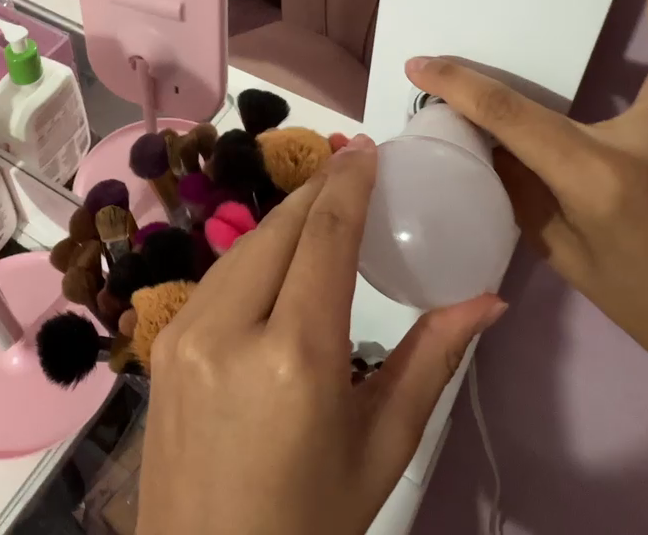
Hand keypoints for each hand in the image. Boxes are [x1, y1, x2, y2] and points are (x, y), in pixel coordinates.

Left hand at [137, 141, 506, 534]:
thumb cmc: (311, 519)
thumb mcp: (382, 447)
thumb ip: (431, 361)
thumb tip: (486, 300)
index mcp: (294, 356)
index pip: (325, 239)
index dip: (349, 185)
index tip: (369, 150)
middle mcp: (228, 328)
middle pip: (278, 230)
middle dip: (317, 190)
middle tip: (353, 164)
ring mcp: (183, 332)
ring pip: (242, 247)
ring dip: (284, 217)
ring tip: (323, 198)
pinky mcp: (162, 344)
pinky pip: (216, 278)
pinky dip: (253, 253)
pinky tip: (279, 253)